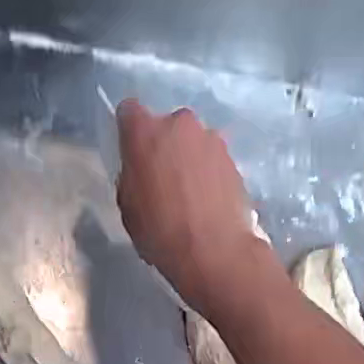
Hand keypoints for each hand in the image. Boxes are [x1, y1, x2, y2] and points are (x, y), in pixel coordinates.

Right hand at [116, 101, 281, 315]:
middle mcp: (180, 124)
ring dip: (190, 160)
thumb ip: (132, 177)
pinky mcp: (235, 160)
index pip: (129, 111)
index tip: (133, 155)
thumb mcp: (128, 207)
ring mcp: (212, 140)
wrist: (214, 251)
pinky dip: (210, 175)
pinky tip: (209, 203)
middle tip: (164, 180)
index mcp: (145, 131)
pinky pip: (214, 162)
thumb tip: (141, 172)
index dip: (130, 132)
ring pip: (194, 143)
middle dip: (165, 147)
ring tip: (191, 196)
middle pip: (167, 127)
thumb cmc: (160, 231)